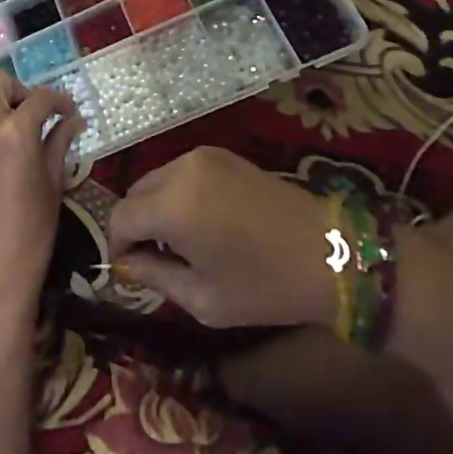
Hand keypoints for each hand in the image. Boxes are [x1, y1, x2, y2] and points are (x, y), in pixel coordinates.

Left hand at [0, 71, 80, 306]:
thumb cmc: (32, 232)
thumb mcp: (53, 184)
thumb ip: (59, 143)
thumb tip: (72, 120)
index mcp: (17, 133)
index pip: (40, 98)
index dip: (58, 101)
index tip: (67, 111)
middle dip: (21, 92)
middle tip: (33, 114)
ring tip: (5, 122)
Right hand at [107, 146, 336, 327]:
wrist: (334, 254)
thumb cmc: (268, 286)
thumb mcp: (204, 299)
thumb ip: (154, 277)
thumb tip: (127, 263)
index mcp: (172, 206)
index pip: (119, 217)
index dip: (117, 245)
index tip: (130, 269)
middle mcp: (180, 170)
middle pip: (134, 193)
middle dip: (136, 225)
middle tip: (155, 257)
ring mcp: (201, 156)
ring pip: (156, 180)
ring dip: (156, 208)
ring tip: (182, 240)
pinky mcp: (221, 154)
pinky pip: (180, 173)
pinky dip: (177, 194)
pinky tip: (203, 220)